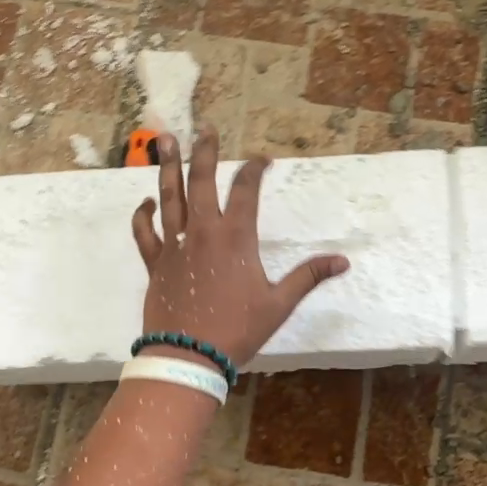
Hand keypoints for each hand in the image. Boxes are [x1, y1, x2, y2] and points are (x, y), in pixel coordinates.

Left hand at [130, 130, 348, 366]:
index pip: (246, 190)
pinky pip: (145, 232)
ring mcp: (175, 246)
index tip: (263, 160)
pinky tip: (147, 201)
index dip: (255, 169)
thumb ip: (307, 277)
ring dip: (166, 166)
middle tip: (205, 129)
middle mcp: (203, 232)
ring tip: (164, 140)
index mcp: (236, 238)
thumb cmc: (237, 330)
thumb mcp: (278, 304)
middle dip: (205, 151)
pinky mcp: (155, 263)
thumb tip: (342, 261)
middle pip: (202, 181)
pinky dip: (144, 214)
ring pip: (169, 196)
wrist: (189, 356)